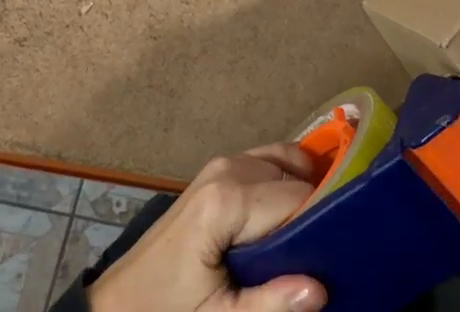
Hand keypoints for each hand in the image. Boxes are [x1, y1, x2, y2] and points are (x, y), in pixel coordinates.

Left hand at [87, 144, 327, 311]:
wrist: (121, 302)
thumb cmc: (167, 308)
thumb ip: (268, 302)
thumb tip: (319, 289)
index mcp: (227, 199)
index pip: (298, 198)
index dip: (322, 223)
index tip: (338, 251)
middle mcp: (228, 168)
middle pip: (296, 177)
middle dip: (315, 208)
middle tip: (326, 251)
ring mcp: (224, 164)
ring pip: (287, 164)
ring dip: (304, 193)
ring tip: (310, 236)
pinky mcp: (221, 170)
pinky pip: (269, 162)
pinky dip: (288, 180)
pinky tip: (291, 218)